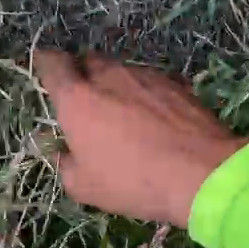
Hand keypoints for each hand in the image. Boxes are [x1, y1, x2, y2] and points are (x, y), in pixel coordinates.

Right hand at [32, 50, 248, 227]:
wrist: (203, 174)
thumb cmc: (132, 181)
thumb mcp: (84, 186)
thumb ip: (65, 162)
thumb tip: (63, 151)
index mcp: (76, 98)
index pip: (52, 63)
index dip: (46, 64)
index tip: (46, 73)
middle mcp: (108, 76)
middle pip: (87, 61)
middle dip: (81, 75)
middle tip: (85, 102)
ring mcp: (145, 76)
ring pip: (120, 71)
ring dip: (115, 86)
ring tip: (123, 115)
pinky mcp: (176, 83)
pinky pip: (149, 82)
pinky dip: (144, 95)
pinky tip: (153, 121)